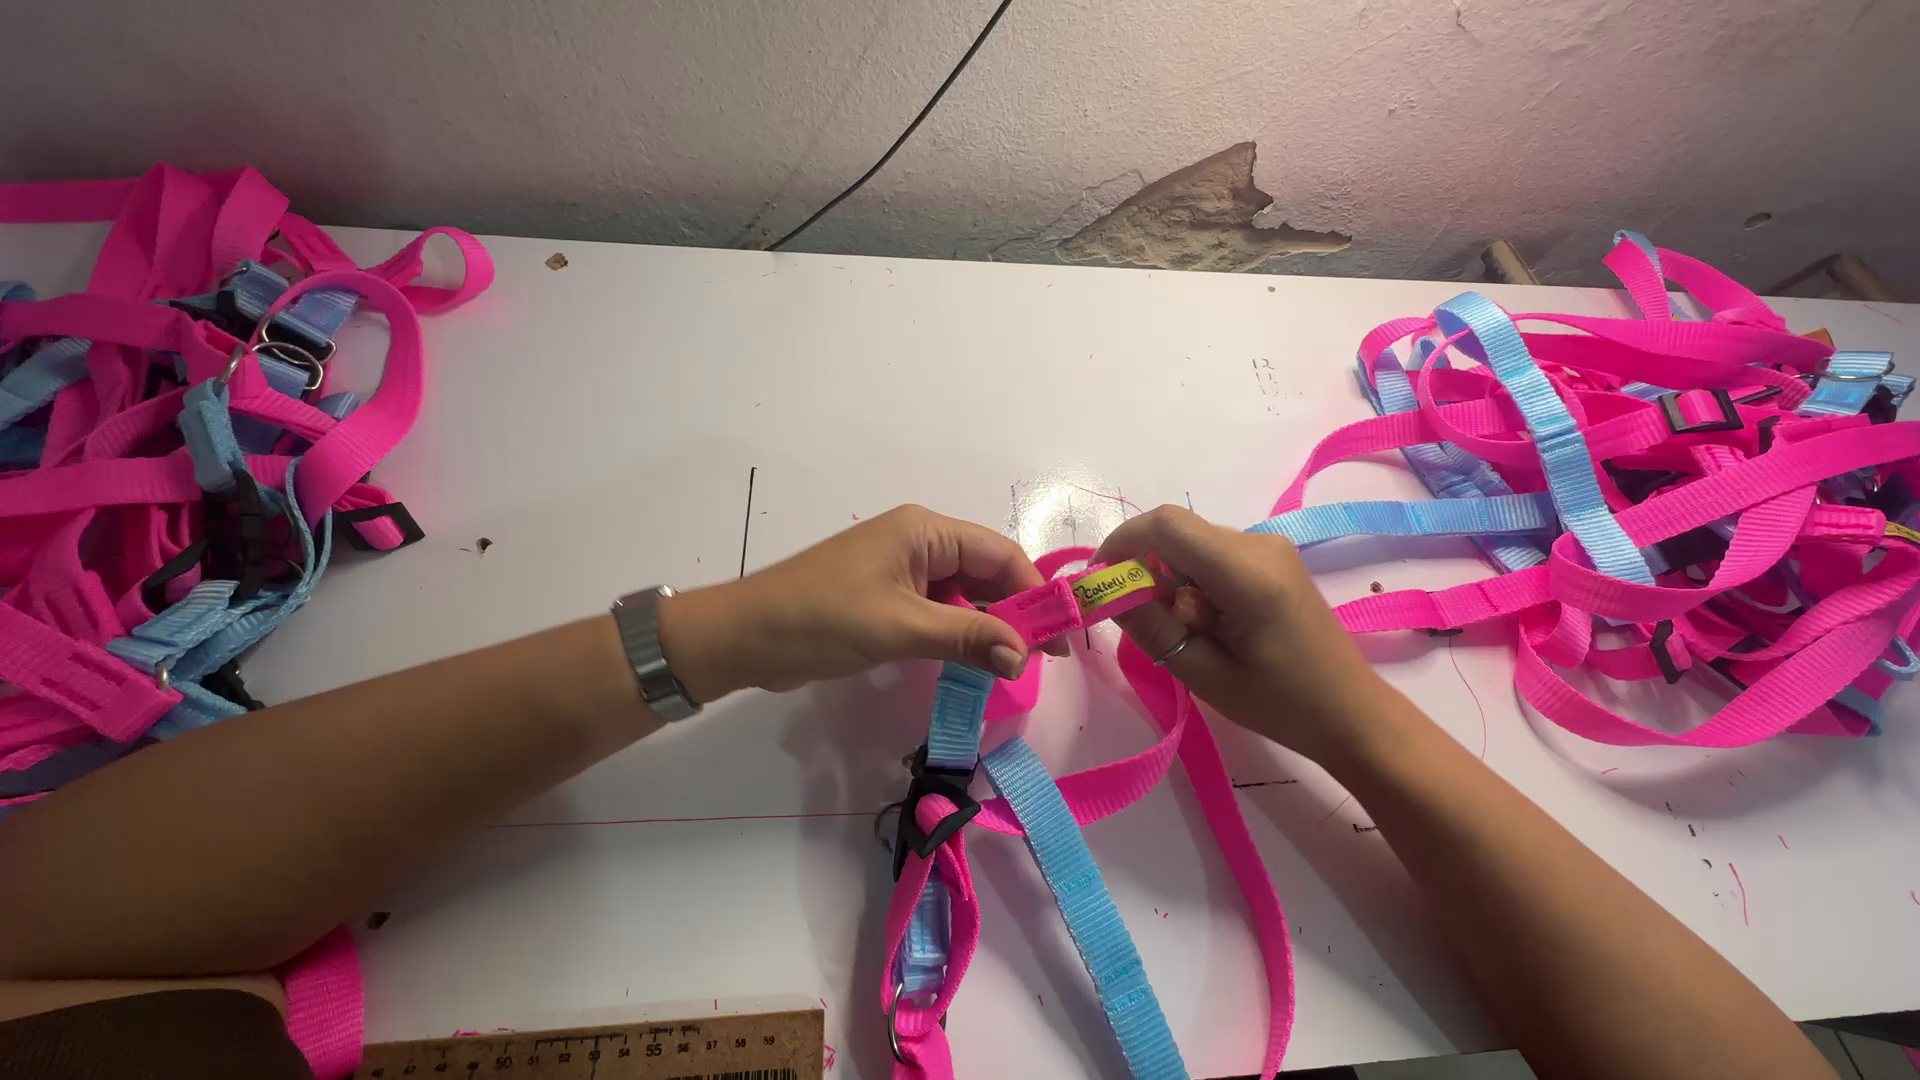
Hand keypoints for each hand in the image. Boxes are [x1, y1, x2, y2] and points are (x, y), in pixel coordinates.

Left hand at [658, 505, 1060, 701]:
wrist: (744, 636)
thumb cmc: (821, 619)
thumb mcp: (899, 627)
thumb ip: (966, 638)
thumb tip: (1024, 656)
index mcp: (925, 530)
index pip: (999, 555)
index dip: (1035, 595)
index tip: (1060, 640)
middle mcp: (919, 542)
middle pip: (986, 573)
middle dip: (1015, 612)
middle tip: (1044, 659)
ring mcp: (902, 570)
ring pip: (964, 594)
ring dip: (989, 626)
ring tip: (1017, 665)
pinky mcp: (888, 598)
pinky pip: (940, 611)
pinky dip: (960, 634)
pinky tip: (976, 660)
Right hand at [1095, 505, 1391, 761]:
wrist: (1352, 714)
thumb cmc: (1281, 705)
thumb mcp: (1205, 675)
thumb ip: (1152, 629)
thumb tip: (1107, 593)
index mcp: (1247, 573)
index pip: (1167, 526)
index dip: (1122, 543)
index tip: (1100, 581)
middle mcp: (1259, 545)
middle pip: (1176, 533)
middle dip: (1143, 569)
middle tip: (1138, 621)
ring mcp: (1269, 548)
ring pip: (1190, 544)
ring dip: (1168, 579)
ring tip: (1181, 632)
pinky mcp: (1271, 559)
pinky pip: (1211, 555)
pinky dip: (1190, 581)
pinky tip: (1204, 623)